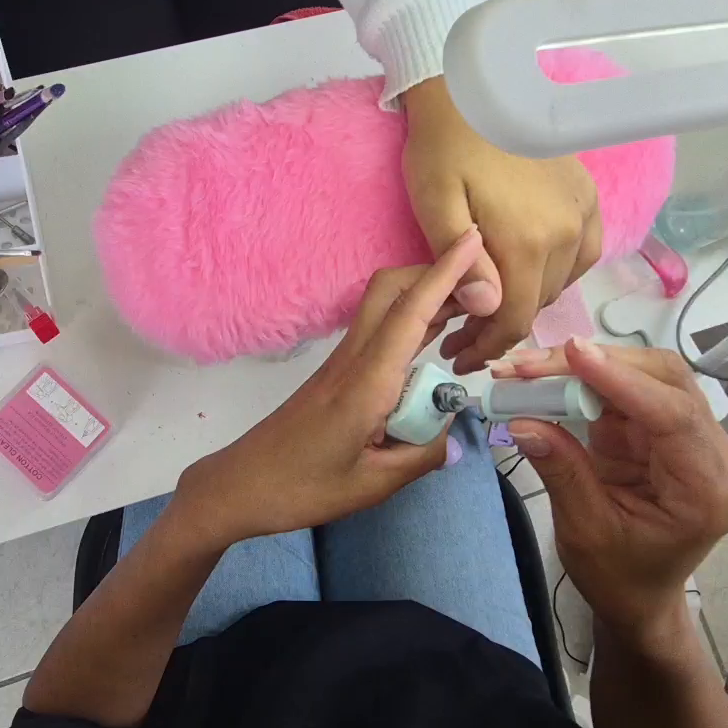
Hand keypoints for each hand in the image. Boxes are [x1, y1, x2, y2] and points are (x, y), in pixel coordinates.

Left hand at [174, 229, 484, 546]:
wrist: (241, 485)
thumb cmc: (303, 488)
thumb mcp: (372, 484)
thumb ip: (422, 455)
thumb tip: (458, 433)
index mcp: (367, 383)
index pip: (410, 314)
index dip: (443, 274)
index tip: (473, 238)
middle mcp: (354, 360)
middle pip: (391, 290)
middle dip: (436, 274)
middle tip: (485, 289)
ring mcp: (342, 363)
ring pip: (385, 308)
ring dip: (427, 298)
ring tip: (475, 313)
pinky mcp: (336, 373)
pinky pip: (380, 333)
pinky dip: (412, 325)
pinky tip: (436, 348)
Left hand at [400, 76, 602, 373]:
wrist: (476, 90)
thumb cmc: (443, 148)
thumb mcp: (435, 203)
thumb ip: (460, 260)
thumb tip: (486, 308)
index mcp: (527, 241)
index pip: (515, 319)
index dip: (487, 347)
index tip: (459, 357)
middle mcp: (567, 233)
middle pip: (538, 305)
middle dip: (500, 331)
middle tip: (462, 338)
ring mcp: (584, 213)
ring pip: (561, 285)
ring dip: (527, 303)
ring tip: (488, 309)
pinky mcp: (588, 197)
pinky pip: (584, 255)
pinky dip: (558, 275)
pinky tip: (530, 274)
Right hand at [497, 340, 727, 647]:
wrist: (637, 596)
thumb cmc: (619, 576)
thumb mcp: (585, 531)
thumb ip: (561, 472)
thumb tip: (523, 422)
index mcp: (705, 489)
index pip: (673, 415)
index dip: (621, 379)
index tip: (572, 352)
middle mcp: (708, 454)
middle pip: (663, 380)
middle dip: (596, 362)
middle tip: (528, 364)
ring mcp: (683, 437)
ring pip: (642, 375)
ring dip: (584, 365)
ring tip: (526, 367)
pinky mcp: (655, 430)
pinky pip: (622, 390)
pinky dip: (580, 379)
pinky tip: (543, 377)